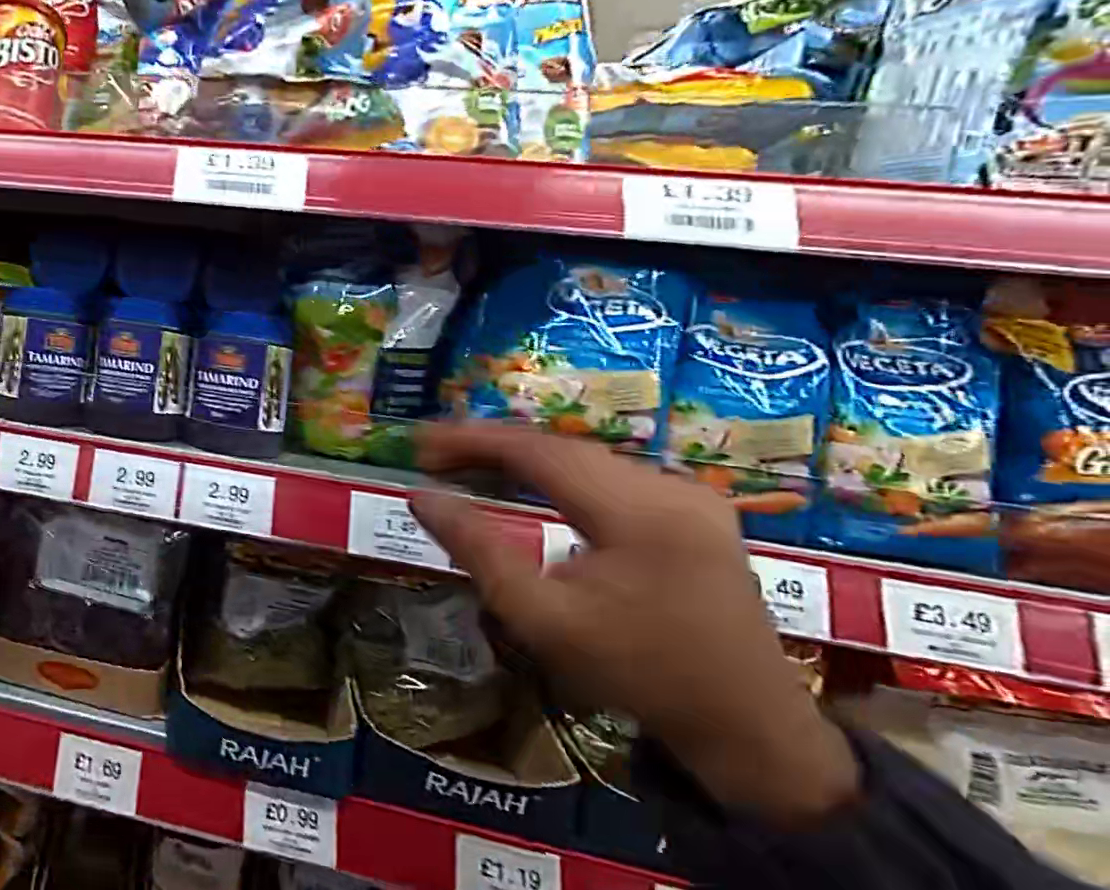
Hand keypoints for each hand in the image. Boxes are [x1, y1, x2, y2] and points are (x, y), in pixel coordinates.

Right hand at [411, 421, 859, 826]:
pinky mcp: (698, 510)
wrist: (747, 726)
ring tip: (471, 465)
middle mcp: (668, 488)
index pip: (536, 451)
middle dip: (493, 444)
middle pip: (561, 446)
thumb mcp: (539, 617)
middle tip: (436, 455)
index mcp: (636, 512)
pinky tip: (533, 482)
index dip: (472, 440)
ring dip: (525, 456)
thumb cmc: (635, 673)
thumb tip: (420, 498)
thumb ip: (477, 550)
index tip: (421, 442)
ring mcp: (690, 496)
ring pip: (587, 456)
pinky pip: (613, 473)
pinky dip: (561, 471)